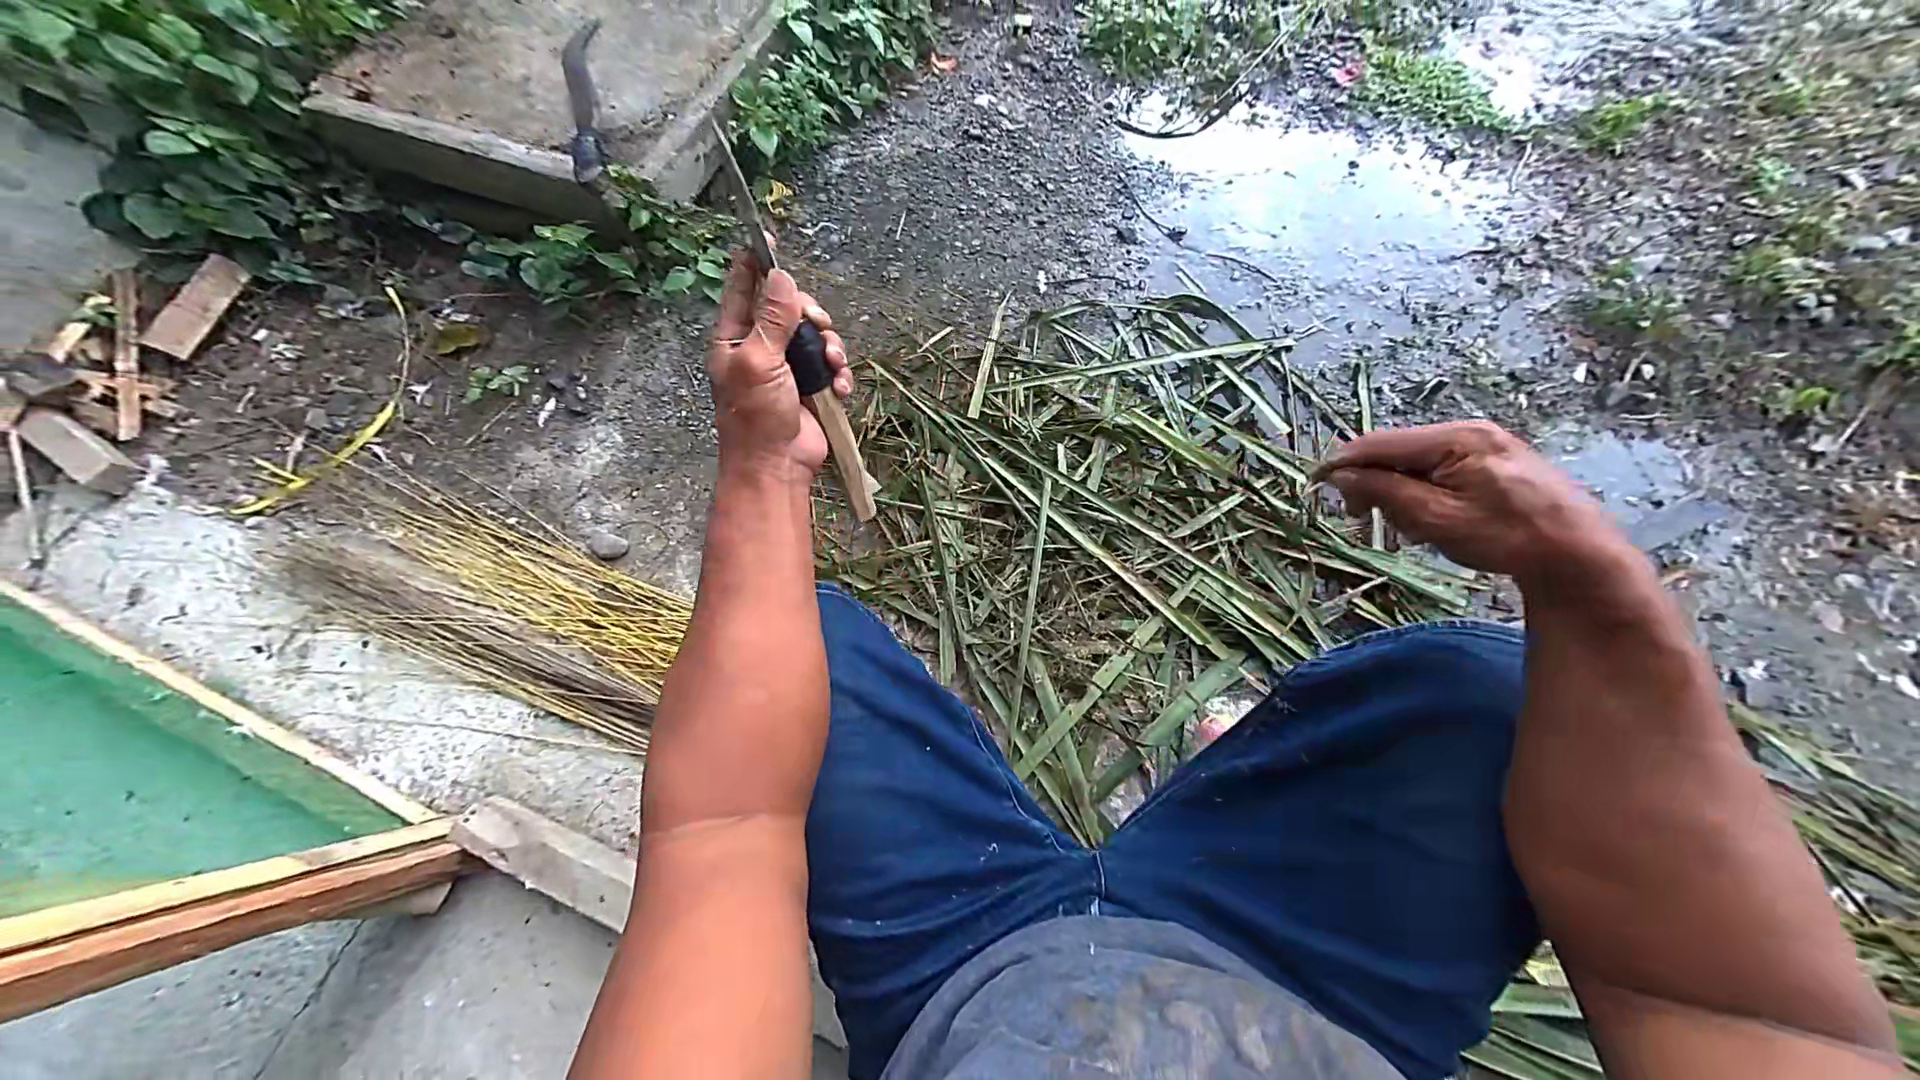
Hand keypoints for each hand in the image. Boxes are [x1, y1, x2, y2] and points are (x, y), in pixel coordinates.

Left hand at [709, 250, 851, 475]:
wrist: (776, 465)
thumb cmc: (756, 417)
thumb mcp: (760, 362)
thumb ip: (772, 318)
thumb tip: (781, 277)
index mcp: (735, 339)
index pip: (743, 291)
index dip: (755, 265)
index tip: (767, 241)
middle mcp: (761, 349)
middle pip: (789, 309)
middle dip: (810, 316)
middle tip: (818, 327)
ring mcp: (788, 369)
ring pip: (816, 337)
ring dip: (831, 348)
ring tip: (833, 366)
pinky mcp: (811, 388)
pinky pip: (831, 367)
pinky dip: (840, 375)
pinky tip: (839, 389)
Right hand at [1312, 421, 1628, 582]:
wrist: (1579, 554)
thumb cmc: (1507, 537)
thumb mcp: (1435, 518)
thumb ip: (1384, 491)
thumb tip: (1339, 475)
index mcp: (1455, 439)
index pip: (1377, 444)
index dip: (1341, 463)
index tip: (1316, 485)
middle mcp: (1467, 430)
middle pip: (1393, 450)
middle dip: (1371, 481)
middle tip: (1364, 517)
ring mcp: (1481, 442)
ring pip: (1411, 460)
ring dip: (1395, 489)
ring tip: (1409, 525)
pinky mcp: (1490, 458)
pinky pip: (1435, 467)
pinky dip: (1418, 490)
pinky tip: (1429, 516)